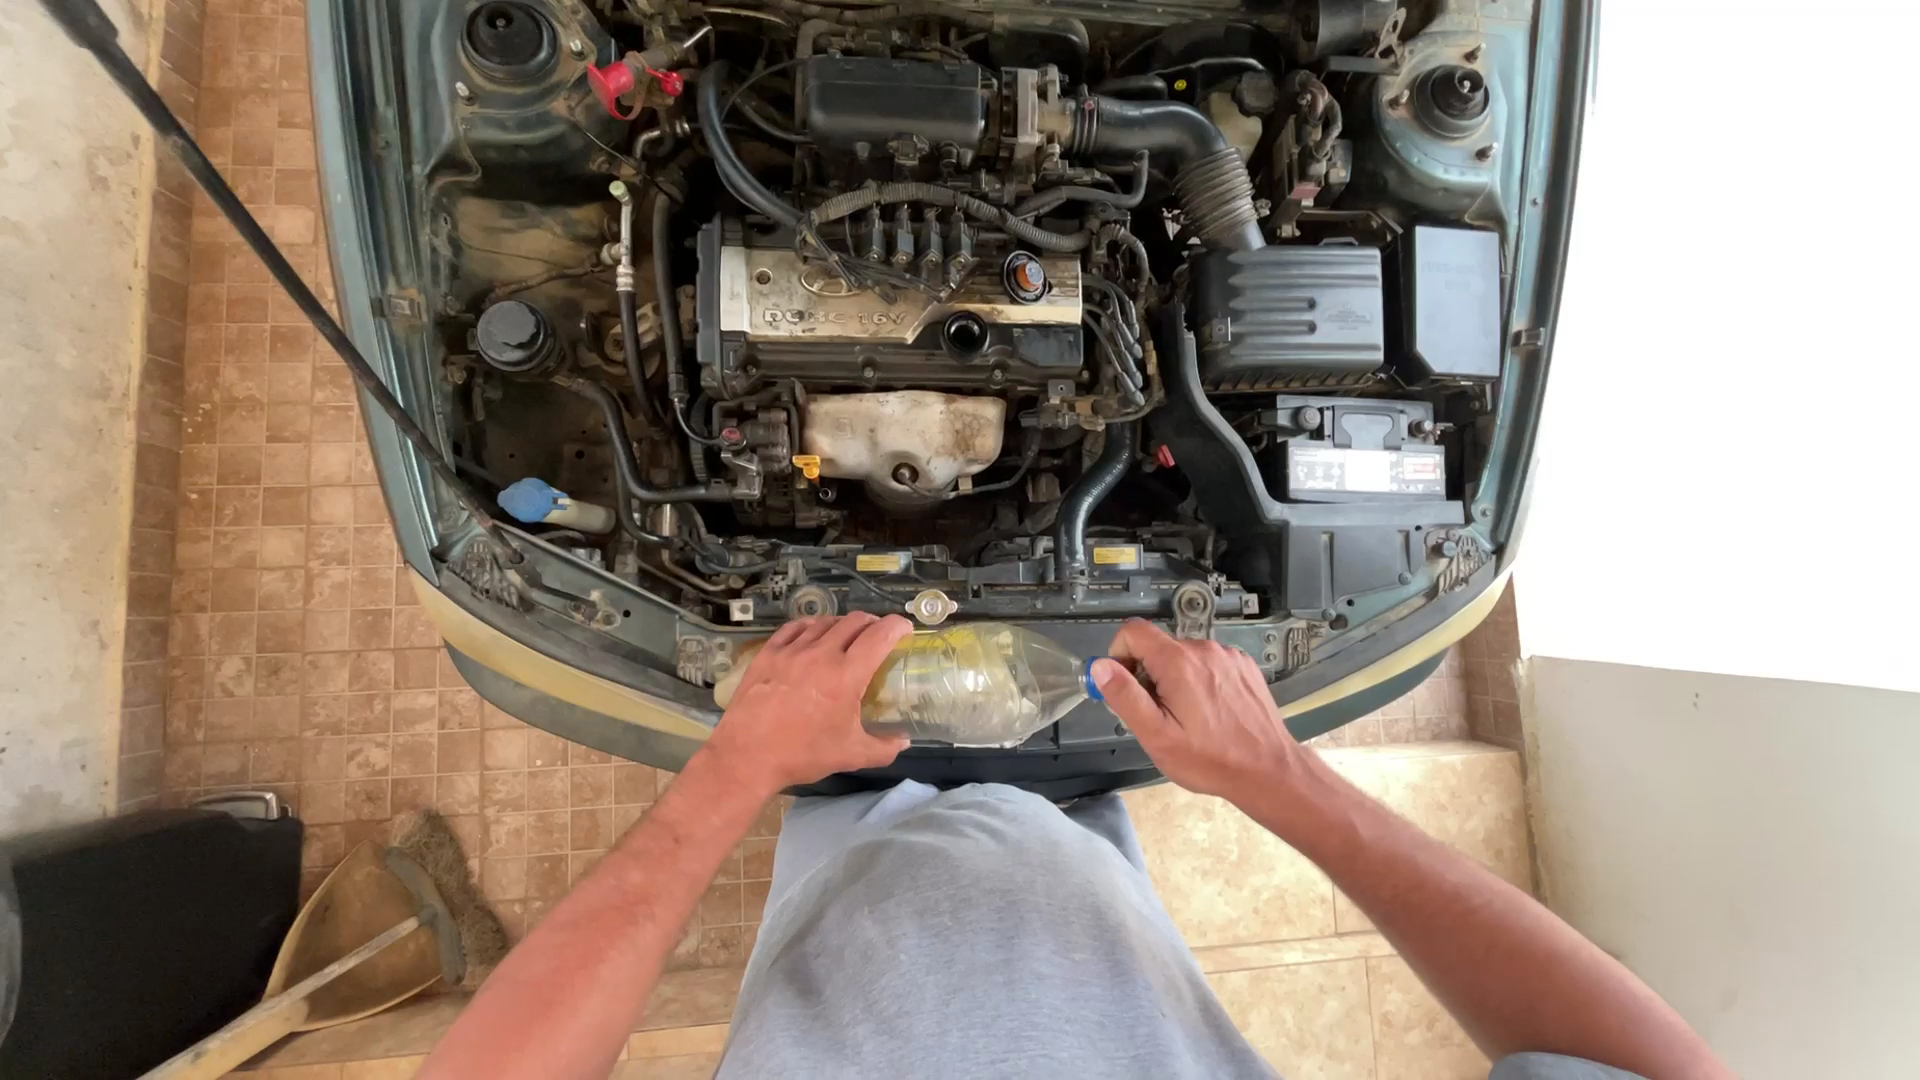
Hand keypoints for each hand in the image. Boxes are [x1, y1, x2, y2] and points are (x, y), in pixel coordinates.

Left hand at [702, 612, 912, 792]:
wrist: (747, 756)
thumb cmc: (802, 755)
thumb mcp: (850, 755)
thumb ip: (883, 747)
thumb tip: (905, 741)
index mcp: (847, 675)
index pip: (880, 635)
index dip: (897, 626)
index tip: (905, 628)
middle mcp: (822, 654)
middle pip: (854, 622)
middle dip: (873, 622)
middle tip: (879, 634)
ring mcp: (792, 650)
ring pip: (825, 622)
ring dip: (843, 623)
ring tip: (848, 634)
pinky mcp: (768, 653)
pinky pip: (795, 627)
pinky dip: (812, 625)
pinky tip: (814, 632)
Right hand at [1092, 619, 1302, 799]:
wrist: (1269, 771)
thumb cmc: (1211, 759)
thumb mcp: (1156, 735)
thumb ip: (1125, 696)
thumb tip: (1101, 667)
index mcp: (1178, 662)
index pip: (1133, 631)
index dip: (1120, 655)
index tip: (1127, 685)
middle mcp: (1203, 650)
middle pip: (1158, 646)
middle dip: (1149, 674)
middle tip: (1159, 713)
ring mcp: (1227, 656)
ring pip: (1183, 655)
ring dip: (1176, 678)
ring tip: (1188, 716)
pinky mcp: (1243, 665)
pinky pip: (1207, 662)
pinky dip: (1200, 680)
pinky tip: (1210, 710)